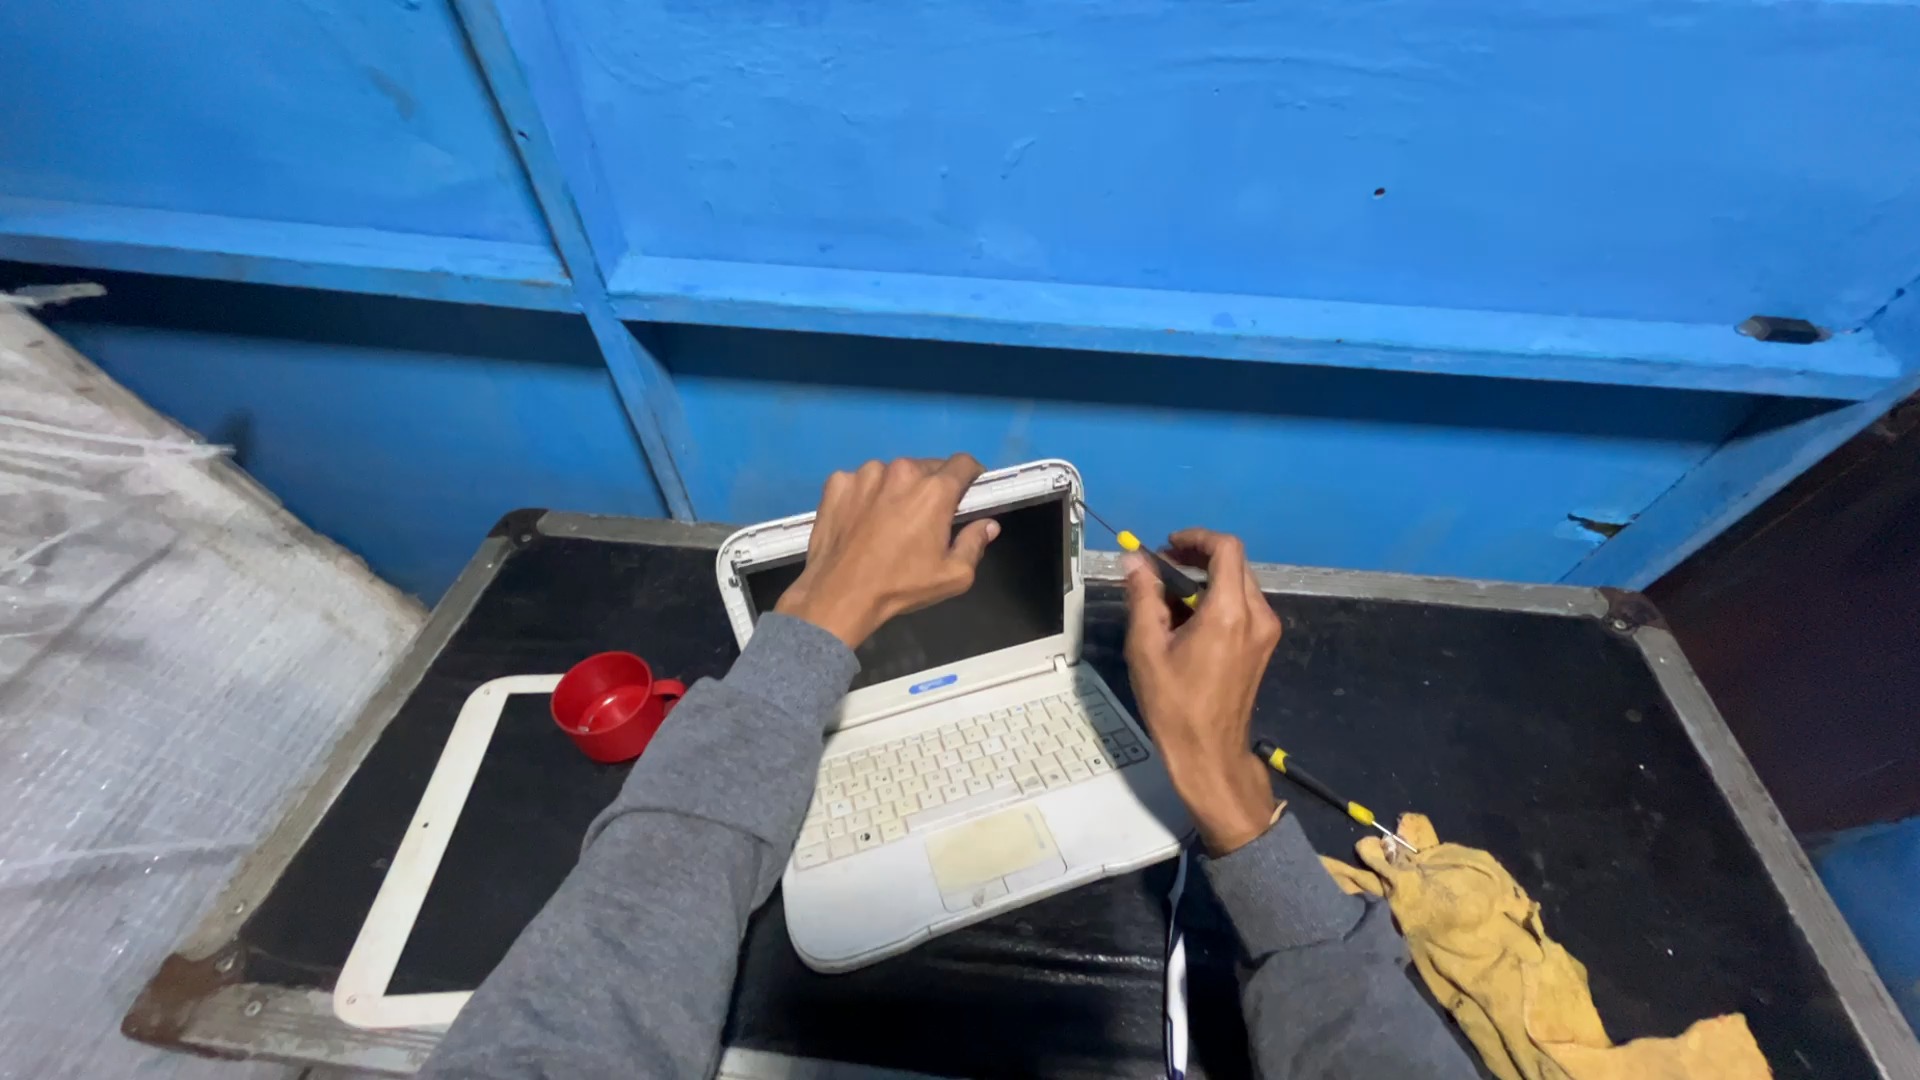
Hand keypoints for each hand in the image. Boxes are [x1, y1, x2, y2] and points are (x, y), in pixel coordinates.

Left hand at [775, 455, 1000, 647]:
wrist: (839, 595)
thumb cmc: (900, 586)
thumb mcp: (953, 575)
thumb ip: (975, 543)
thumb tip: (988, 524)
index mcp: (934, 490)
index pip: (963, 463)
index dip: (971, 475)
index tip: (968, 492)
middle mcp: (901, 471)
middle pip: (927, 467)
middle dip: (932, 486)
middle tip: (925, 516)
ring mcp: (865, 473)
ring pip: (892, 473)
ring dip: (897, 489)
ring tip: (887, 520)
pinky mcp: (837, 482)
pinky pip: (860, 481)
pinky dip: (865, 494)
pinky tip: (860, 520)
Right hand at [1123, 528, 1281, 854]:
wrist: (1209, 754)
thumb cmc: (1174, 703)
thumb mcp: (1146, 647)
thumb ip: (1142, 595)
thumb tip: (1134, 559)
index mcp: (1229, 612)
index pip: (1226, 549)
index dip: (1196, 538)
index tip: (1167, 546)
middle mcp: (1256, 615)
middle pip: (1233, 564)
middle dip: (1196, 558)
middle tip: (1159, 570)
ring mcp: (1265, 631)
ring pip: (1238, 583)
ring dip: (1204, 579)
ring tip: (1167, 598)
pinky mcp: (1263, 645)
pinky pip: (1242, 605)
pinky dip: (1215, 599)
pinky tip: (1187, 620)